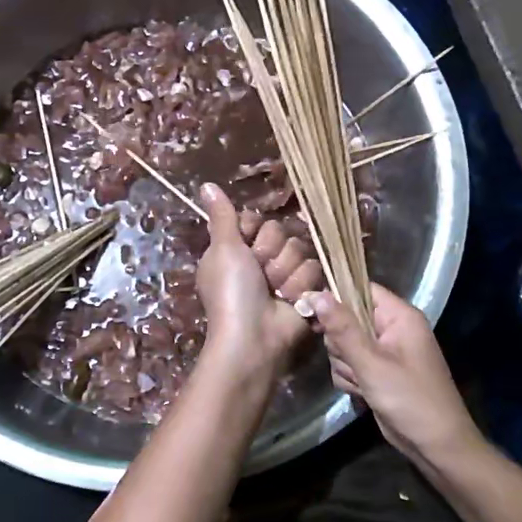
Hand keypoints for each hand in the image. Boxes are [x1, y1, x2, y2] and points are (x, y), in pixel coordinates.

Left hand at [195, 183, 323, 377]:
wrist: (254, 336)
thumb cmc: (231, 291)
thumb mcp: (223, 249)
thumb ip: (221, 216)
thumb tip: (206, 185)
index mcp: (233, 249)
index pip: (256, 220)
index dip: (255, 230)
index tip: (246, 245)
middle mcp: (258, 259)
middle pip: (280, 232)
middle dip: (272, 254)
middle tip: (260, 274)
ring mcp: (282, 274)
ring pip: (300, 250)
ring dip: (286, 272)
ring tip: (274, 291)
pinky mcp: (305, 289)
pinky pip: (315, 270)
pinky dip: (301, 287)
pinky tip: (291, 301)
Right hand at [308, 281, 479, 455]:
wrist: (435, 444)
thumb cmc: (409, 398)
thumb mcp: (371, 362)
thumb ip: (342, 328)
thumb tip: (316, 295)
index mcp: (399, 317)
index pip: (360, 288)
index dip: (334, 295)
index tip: (310, 309)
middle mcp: (391, 329)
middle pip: (346, 318)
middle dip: (340, 342)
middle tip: (351, 360)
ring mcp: (383, 351)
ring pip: (343, 344)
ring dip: (344, 364)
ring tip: (362, 382)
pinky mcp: (376, 371)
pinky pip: (348, 363)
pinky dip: (349, 377)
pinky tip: (361, 392)